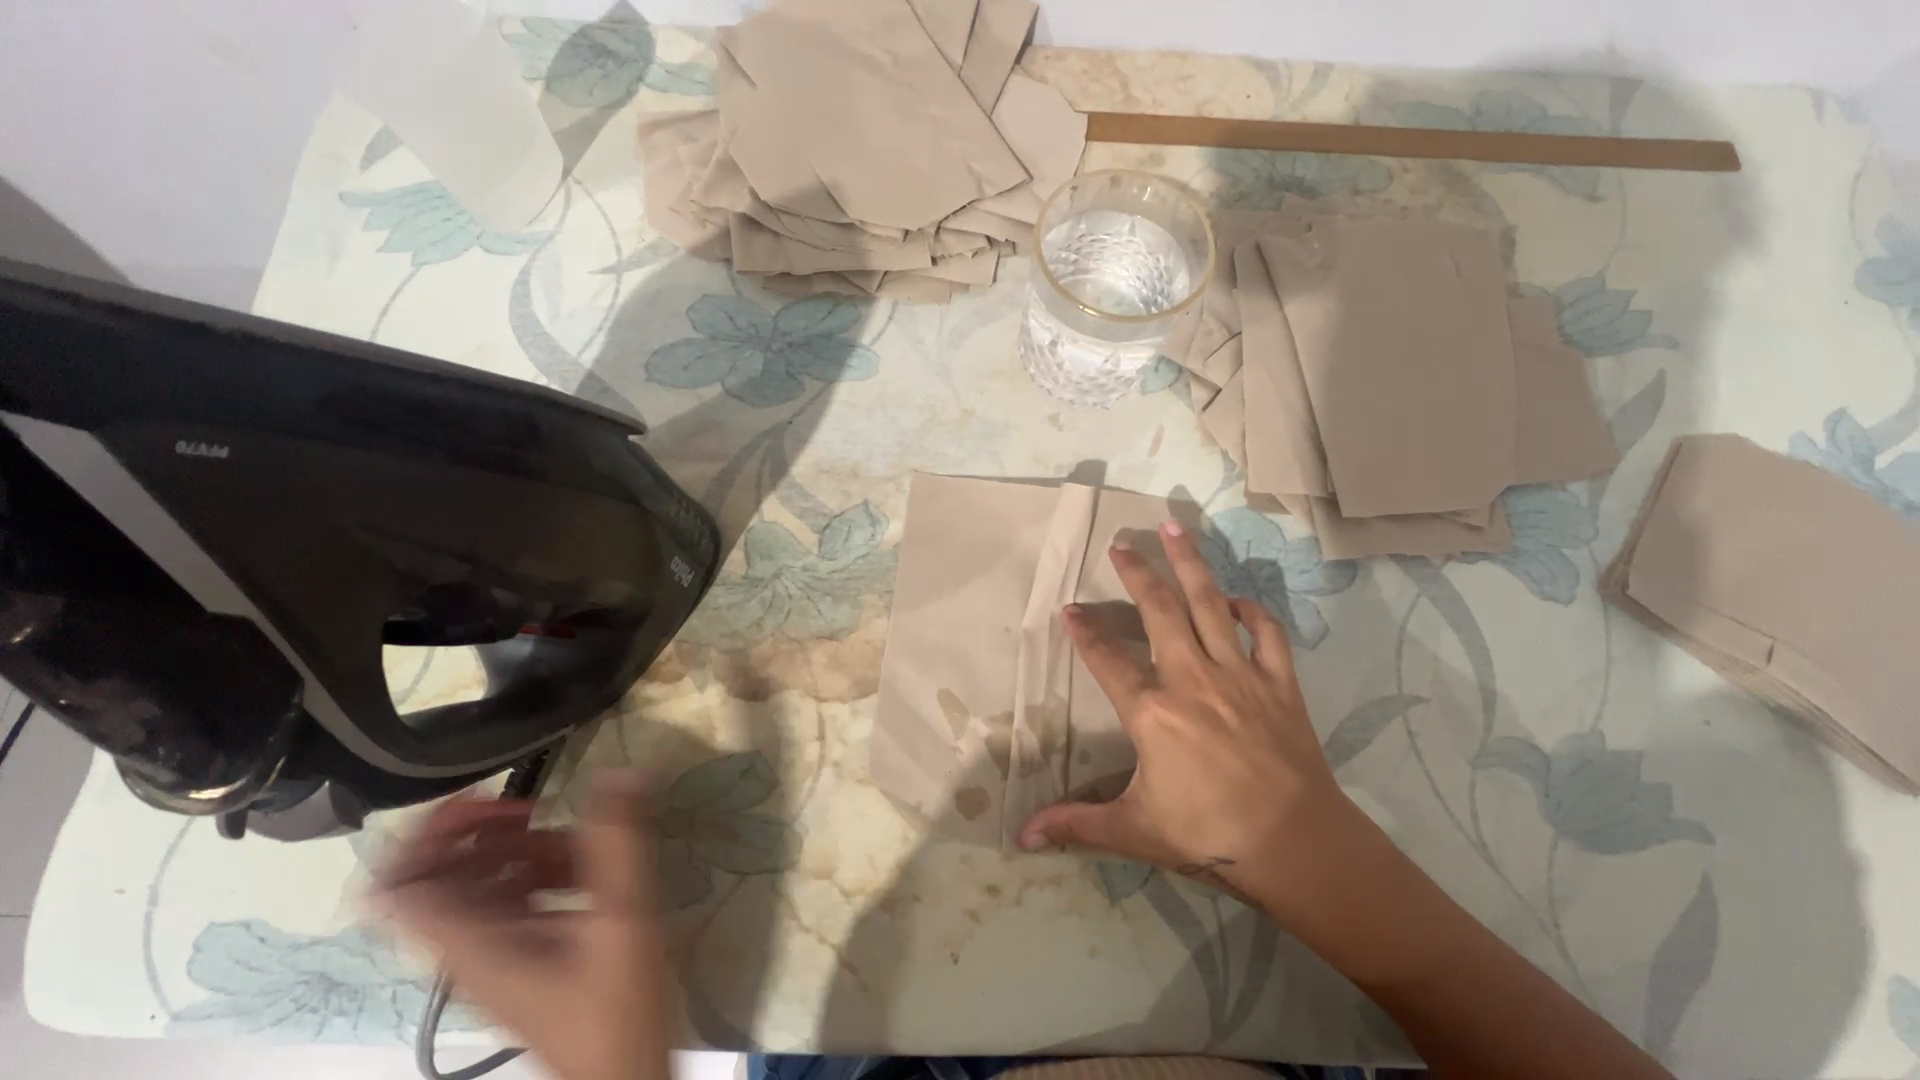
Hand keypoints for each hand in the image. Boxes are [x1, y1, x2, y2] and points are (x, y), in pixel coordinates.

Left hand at [376, 774, 670, 1079]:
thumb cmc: (616, 1014)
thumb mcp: (623, 921)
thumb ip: (617, 846)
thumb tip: (618, 775)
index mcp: (471, 943)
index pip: (398, 885)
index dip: (424, 833)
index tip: (481, 801)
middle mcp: (471, 947)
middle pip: (442, 875)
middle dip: (485, 834)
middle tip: (533, 811)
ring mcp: (499, 956)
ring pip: (482, 886)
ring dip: (521, 851)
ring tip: (574, 840)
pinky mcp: (528, 960)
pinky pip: (516, 902)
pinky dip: (544, 873)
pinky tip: (590, 870)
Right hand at [1019, 520, 1364, 904]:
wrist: (1296, 841)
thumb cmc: (1209, 834)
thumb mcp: (1134, 831)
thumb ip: (1076, 825)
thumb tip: (1020, 837)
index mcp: (1152, 712)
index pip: (1108, 660)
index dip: (1086, 633)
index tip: (1069, 609)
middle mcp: (1192, 679)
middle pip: (1160, 611)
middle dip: (1137, 572)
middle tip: (1121, 542)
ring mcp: (1240, 675)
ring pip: (1210, 605)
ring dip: (1190, 564)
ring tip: (1173, 528)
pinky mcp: (1280, 683)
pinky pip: (1267, 633)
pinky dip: (1252, 610)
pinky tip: (1236, 598)